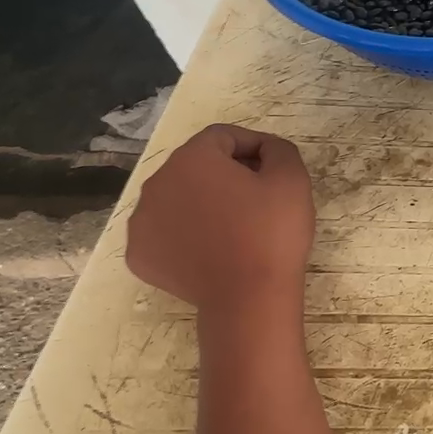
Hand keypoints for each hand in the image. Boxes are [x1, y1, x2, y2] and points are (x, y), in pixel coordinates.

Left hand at [126, 124, 313, 315]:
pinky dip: (187, 234)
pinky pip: (166, 232)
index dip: (254, 145)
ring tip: (236, 226)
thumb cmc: (272, 233)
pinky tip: (213, 249)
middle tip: (261, 198)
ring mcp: (141, 221)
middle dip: (227, 174)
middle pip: (196, 166)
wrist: (248, 297)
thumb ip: (280, 150)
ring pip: (178, 198)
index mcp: (192, 159)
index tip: (275, 168)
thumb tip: (266, 149)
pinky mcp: (139, 254)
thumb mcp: (293, 180)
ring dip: (205, 202)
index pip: (222, 136)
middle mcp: (156, 182)